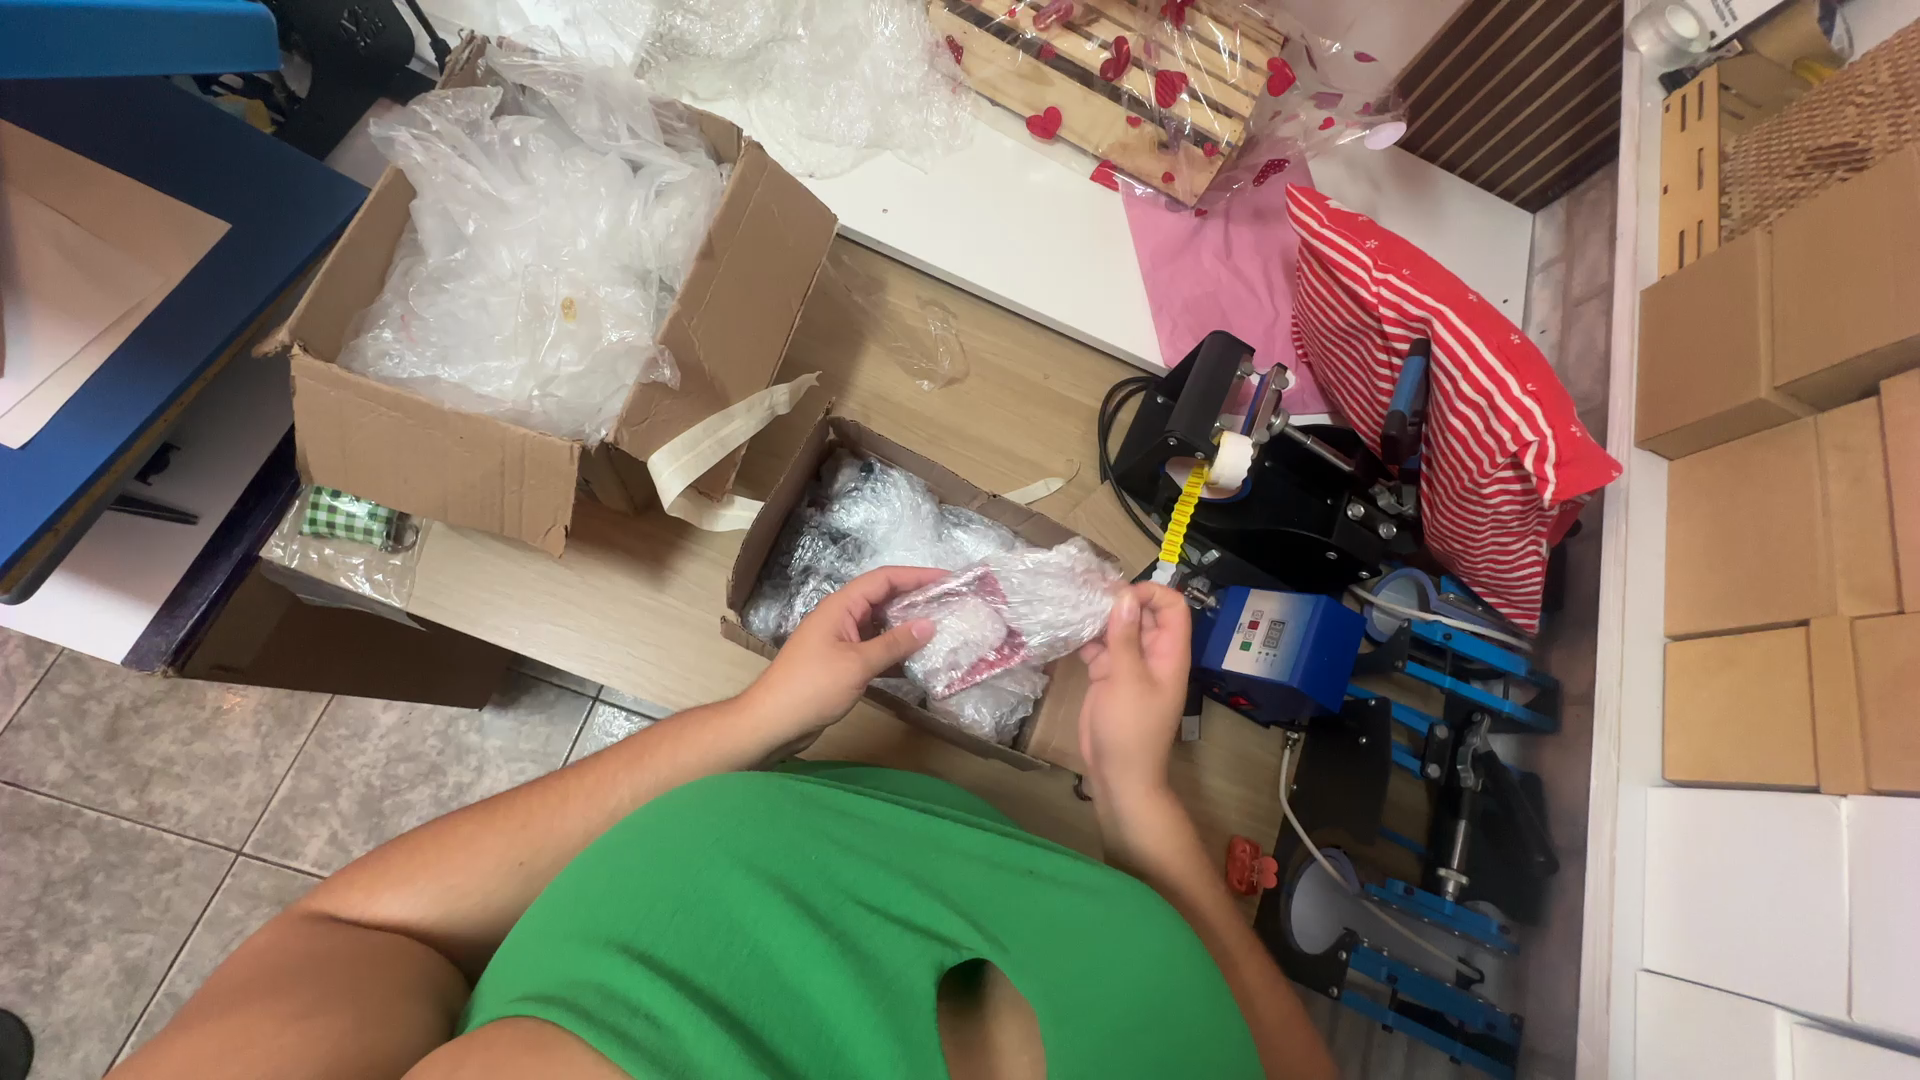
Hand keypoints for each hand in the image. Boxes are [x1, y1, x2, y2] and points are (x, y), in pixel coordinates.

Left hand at [741, 565, 944, 738]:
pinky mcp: (843, 664)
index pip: (884, 579)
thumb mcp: (857, 664)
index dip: (916, 575)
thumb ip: (894, 644)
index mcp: (841, 606)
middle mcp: (842, 617)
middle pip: (884, 599)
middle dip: (916, 599)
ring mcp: (842, 641)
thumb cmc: (811, 687)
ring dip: (908, 628)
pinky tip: (919, 662)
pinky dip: (896, 653)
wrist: (772, 722)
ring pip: (882, 626)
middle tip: (951, 604)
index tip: (947, 578)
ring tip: (943, 630)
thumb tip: (930, 624)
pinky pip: (876, 649)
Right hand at [1076, 583, 1190, 802]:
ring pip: (1118, 630)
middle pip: (1142, 614)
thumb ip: (1125, 637)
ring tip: (1073, 609)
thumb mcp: (1128, 679)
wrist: (1119, 775)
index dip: (1150, 594)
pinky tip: (1067, 632)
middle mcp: (1152, 655)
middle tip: (1087, 597)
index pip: (1172, 607)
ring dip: (1099, 619)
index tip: (1119, 596)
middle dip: (1118, 602)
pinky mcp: (1108, 677)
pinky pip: (1100, 648)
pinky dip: (1086, 640)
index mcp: (1169, 653)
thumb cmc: (1131, 730)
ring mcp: (1129, 666)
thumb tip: (1124, 596)